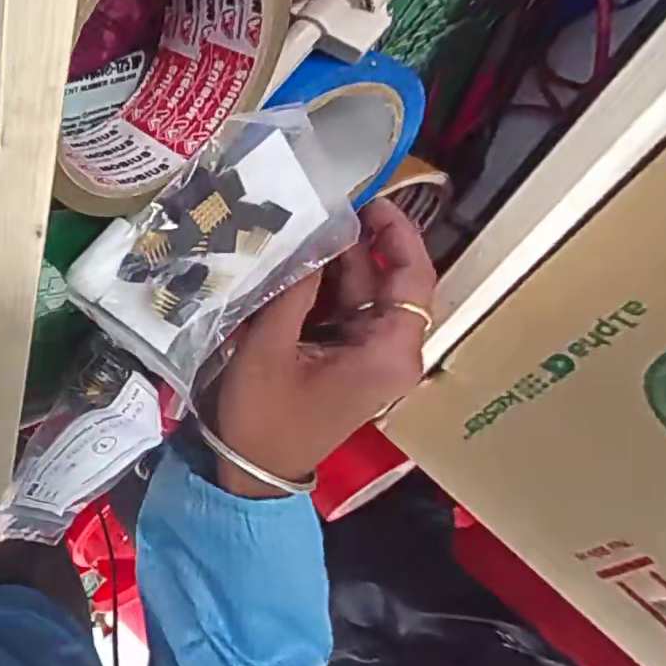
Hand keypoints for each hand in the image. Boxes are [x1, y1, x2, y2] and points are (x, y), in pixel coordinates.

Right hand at [198, 198, 437, 498]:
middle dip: (353, 246)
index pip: (412, 279)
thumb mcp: (268, 348)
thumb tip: (308, 240)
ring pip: (358, 297)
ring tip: (293, 232)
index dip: (397, 234)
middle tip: (315, 209)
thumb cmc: (264, 412)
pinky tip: (287, 269)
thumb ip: (291, 293)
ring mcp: (366, 358)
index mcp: (387, 352)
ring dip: (330, 267)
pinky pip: (338, 315)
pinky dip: (317, 292)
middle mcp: (389, 352)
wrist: (253, 465)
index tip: (369, 200)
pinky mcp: (343, 362)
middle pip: (385, 284)